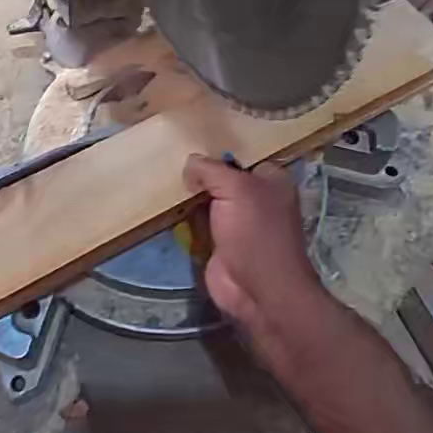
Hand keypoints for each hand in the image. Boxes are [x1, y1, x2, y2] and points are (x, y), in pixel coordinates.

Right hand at [182, 155, 323, 326]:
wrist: (258, 291)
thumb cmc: (256, 233)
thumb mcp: (236, 189)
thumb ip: (211, 170)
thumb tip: (190, 163)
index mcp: (271, 180)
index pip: (241, 155)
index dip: (217, 149)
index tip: (189, 141)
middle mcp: (256, 198)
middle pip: (222, 176)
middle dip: (199, 171)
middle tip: (170, 157)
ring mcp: (237, 221)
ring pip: (208, 199)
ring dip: (189, 193)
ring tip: (161, 175)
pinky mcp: (219, 241)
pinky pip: (198, 220)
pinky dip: (184, 215)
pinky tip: (165, 202)